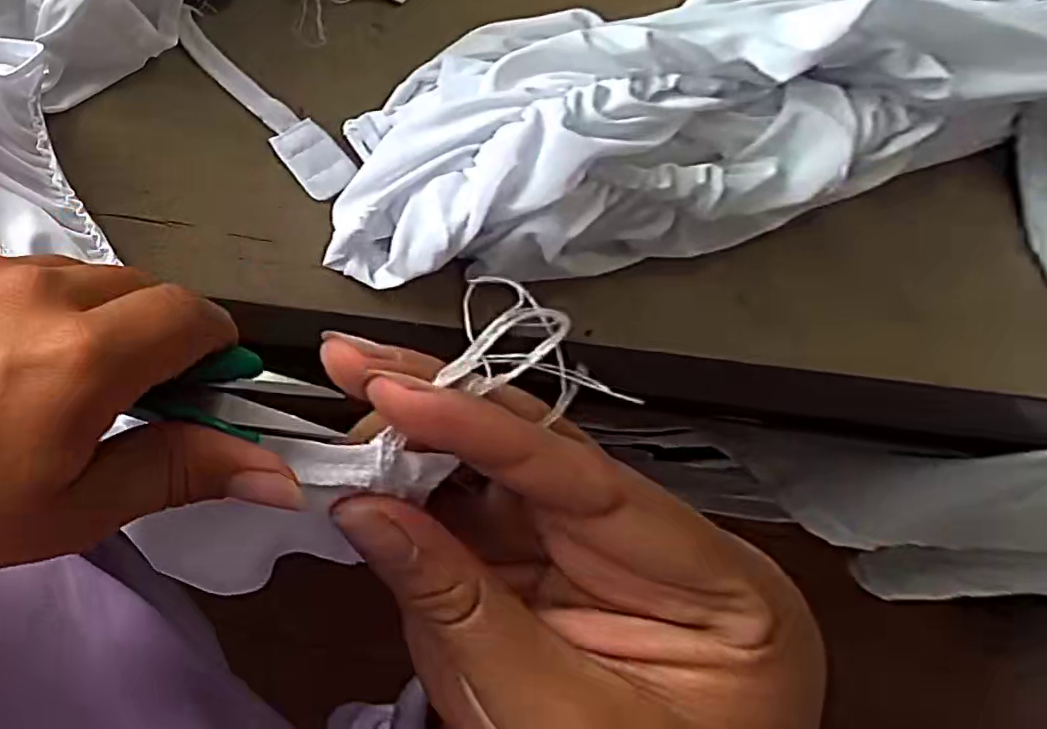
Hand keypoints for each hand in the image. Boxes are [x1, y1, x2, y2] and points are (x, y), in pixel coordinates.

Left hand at [0, 254, 301, 572]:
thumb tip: (268, 471)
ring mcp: (0, 270)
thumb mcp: (76, 507)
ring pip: (96, 276)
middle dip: (165, 332)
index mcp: (83, 353)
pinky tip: (24, 352)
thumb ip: (178, 470)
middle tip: (145, 390)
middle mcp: (47, 289)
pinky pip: (43, 272)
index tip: (212, 378)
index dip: (216, 343)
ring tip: (77, 374)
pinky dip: (61, 303)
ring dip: (112, 315)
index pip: (190, 314)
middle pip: (148, 288)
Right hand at [321, 335, 824, 728]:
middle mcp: (634, 533)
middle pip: (522, 437)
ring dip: (403, 423)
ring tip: (345, 396)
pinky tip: (360, 445)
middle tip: (354, 362)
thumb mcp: (543, 712)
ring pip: (475, 446)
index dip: (473, 424)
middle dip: (429, 395)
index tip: (394, 393)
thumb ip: (452, 601)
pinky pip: (446, 483)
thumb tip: (363, 508)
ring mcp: (568, 530)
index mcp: (710, 581)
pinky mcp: (511, 536)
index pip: (576, 473)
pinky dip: (396, 464)